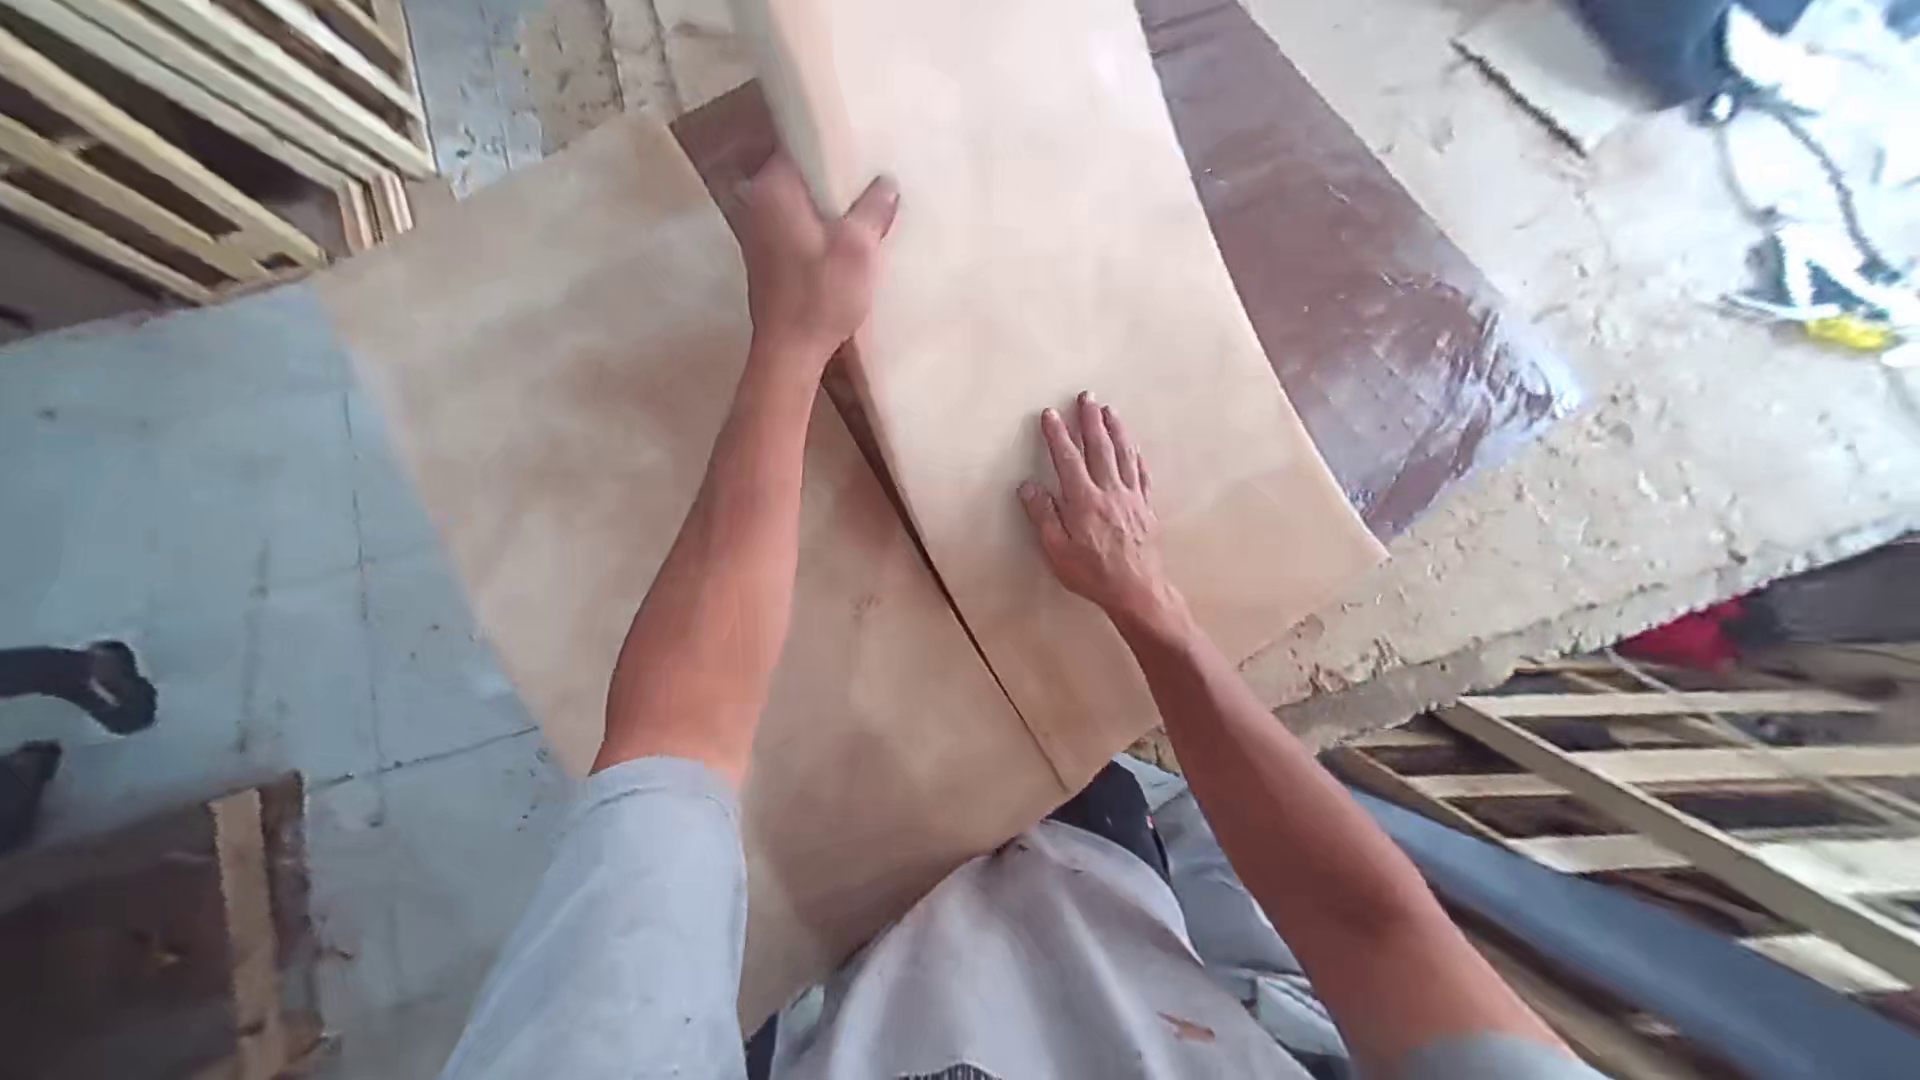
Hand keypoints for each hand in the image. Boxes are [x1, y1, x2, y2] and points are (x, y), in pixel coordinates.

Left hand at [740, 153, 899, 360]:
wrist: (790, 351)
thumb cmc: (821, 297)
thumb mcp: (858, 250)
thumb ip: (873, 209)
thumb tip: (886, 183)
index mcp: (774, 188)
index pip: (803, 142)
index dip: (835, 143)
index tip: (866, 146)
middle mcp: (758, 202)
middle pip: (802, 174)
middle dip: (836, 177)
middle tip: (874, 176)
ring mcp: (758, 232)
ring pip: (801, 203)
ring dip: (829, 206)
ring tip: (866, 207)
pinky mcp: (767, 259)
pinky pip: (797, 228)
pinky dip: (819, 229)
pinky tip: (845, 240)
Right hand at [1019, 394, 1186, 636]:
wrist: (1137, 591)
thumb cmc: (1093, 574)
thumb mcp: (1057, 551)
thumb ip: (1043, 516)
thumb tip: (1029, 486)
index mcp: (1085, 501)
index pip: (1068, 459)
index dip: (1057, 434)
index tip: (1050, 414)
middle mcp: (1110, 492)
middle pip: (1100, 447)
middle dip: (1089, 420)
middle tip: (1085, 397)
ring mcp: (1132, 498)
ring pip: (1124, 454)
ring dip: (1116, 429)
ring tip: (1109, 410)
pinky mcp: (1146, 507)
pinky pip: (1142, 473)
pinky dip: (1136, 455)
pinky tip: (1133, 446)